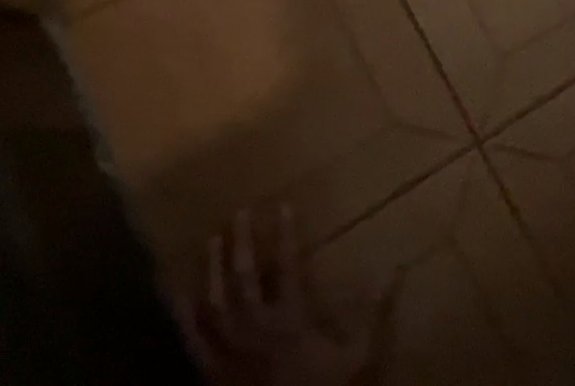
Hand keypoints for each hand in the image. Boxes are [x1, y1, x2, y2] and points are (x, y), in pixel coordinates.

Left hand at [176, 206, 384, 385]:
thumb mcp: (359, 354)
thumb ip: (375, 312)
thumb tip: (395, 268)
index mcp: (291, 320)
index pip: (286, 267)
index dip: (284, 236)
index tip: (283, 207)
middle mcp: (255, 329)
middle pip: (243, 278)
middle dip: (240, 244)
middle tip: (239, 213)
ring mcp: (228, 351)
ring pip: (214, 303)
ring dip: (211, 269)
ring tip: (211, 240)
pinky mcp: (211, 372)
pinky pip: (193, 341)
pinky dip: (184, 317)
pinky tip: (179, 295)